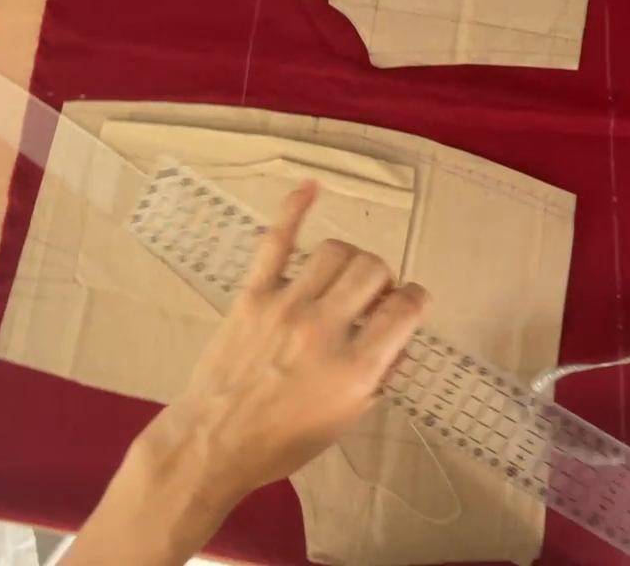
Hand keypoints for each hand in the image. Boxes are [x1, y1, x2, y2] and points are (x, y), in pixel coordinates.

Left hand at [63, 182, 429, 565]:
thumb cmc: (282, 441)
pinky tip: (312, 187)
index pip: (405, 311)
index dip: (416, 300)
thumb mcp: (345, 421)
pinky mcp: (254, 293)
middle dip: (383, 278)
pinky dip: (295, 208)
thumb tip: (399, 339)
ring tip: (343, 276)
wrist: (213, 443)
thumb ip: (379, 376)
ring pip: (335, 251)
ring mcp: (287, 305)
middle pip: (372, 270)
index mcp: (354, 369)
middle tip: (373, 296)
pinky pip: (277, 239)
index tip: (411, 301)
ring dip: (349, 260)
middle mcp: (325, 329)